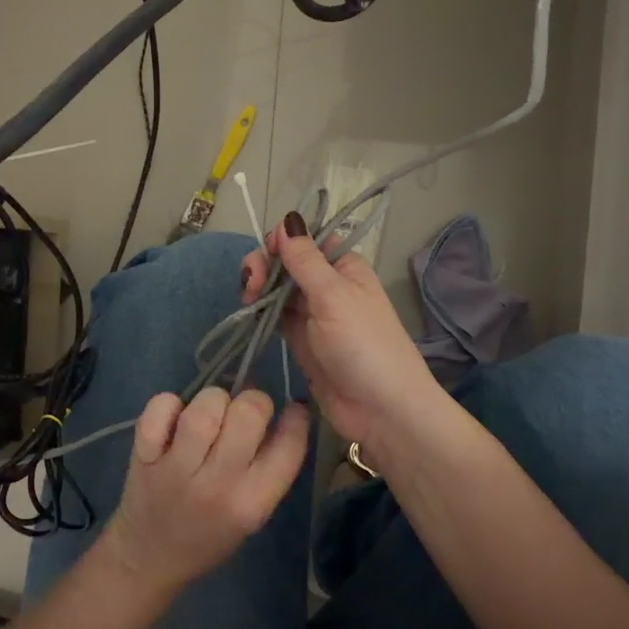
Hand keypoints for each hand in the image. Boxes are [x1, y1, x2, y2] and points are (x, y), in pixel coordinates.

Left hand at [98, 387, 309, 593]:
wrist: (149, 558)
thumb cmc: (209, 536)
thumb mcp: (252, 516)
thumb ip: (269, 469)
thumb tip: (286, 411)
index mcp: (251, 504)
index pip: (289, 447)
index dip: (297, 418)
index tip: (292, 409)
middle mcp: (216, 485)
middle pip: (248, 414)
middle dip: (253, 402)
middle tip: (244, 413)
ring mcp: (176, 469)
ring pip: (206, 406)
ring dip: (213, 400)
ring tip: (210, 415)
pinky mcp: (144, 455)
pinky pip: (161, 407)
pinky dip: (169, 403)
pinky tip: (174, 418)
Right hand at [242, 212, 441, 449]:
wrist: (380, 409)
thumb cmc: (363, 345)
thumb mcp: (333, 295)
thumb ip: (305, 258)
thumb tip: (288, 218)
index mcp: (344, 266)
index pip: (306, 238)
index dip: (283, 240)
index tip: (269, 255)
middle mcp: (328, 284)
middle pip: (287, 261)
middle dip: (264, 265)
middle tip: (251, 286)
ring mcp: (313, 313)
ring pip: (277, 287)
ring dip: (259, 286)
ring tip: (248, 301)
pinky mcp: (300, 339)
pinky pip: (275, 314)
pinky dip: (260, 310)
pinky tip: (249, 312)